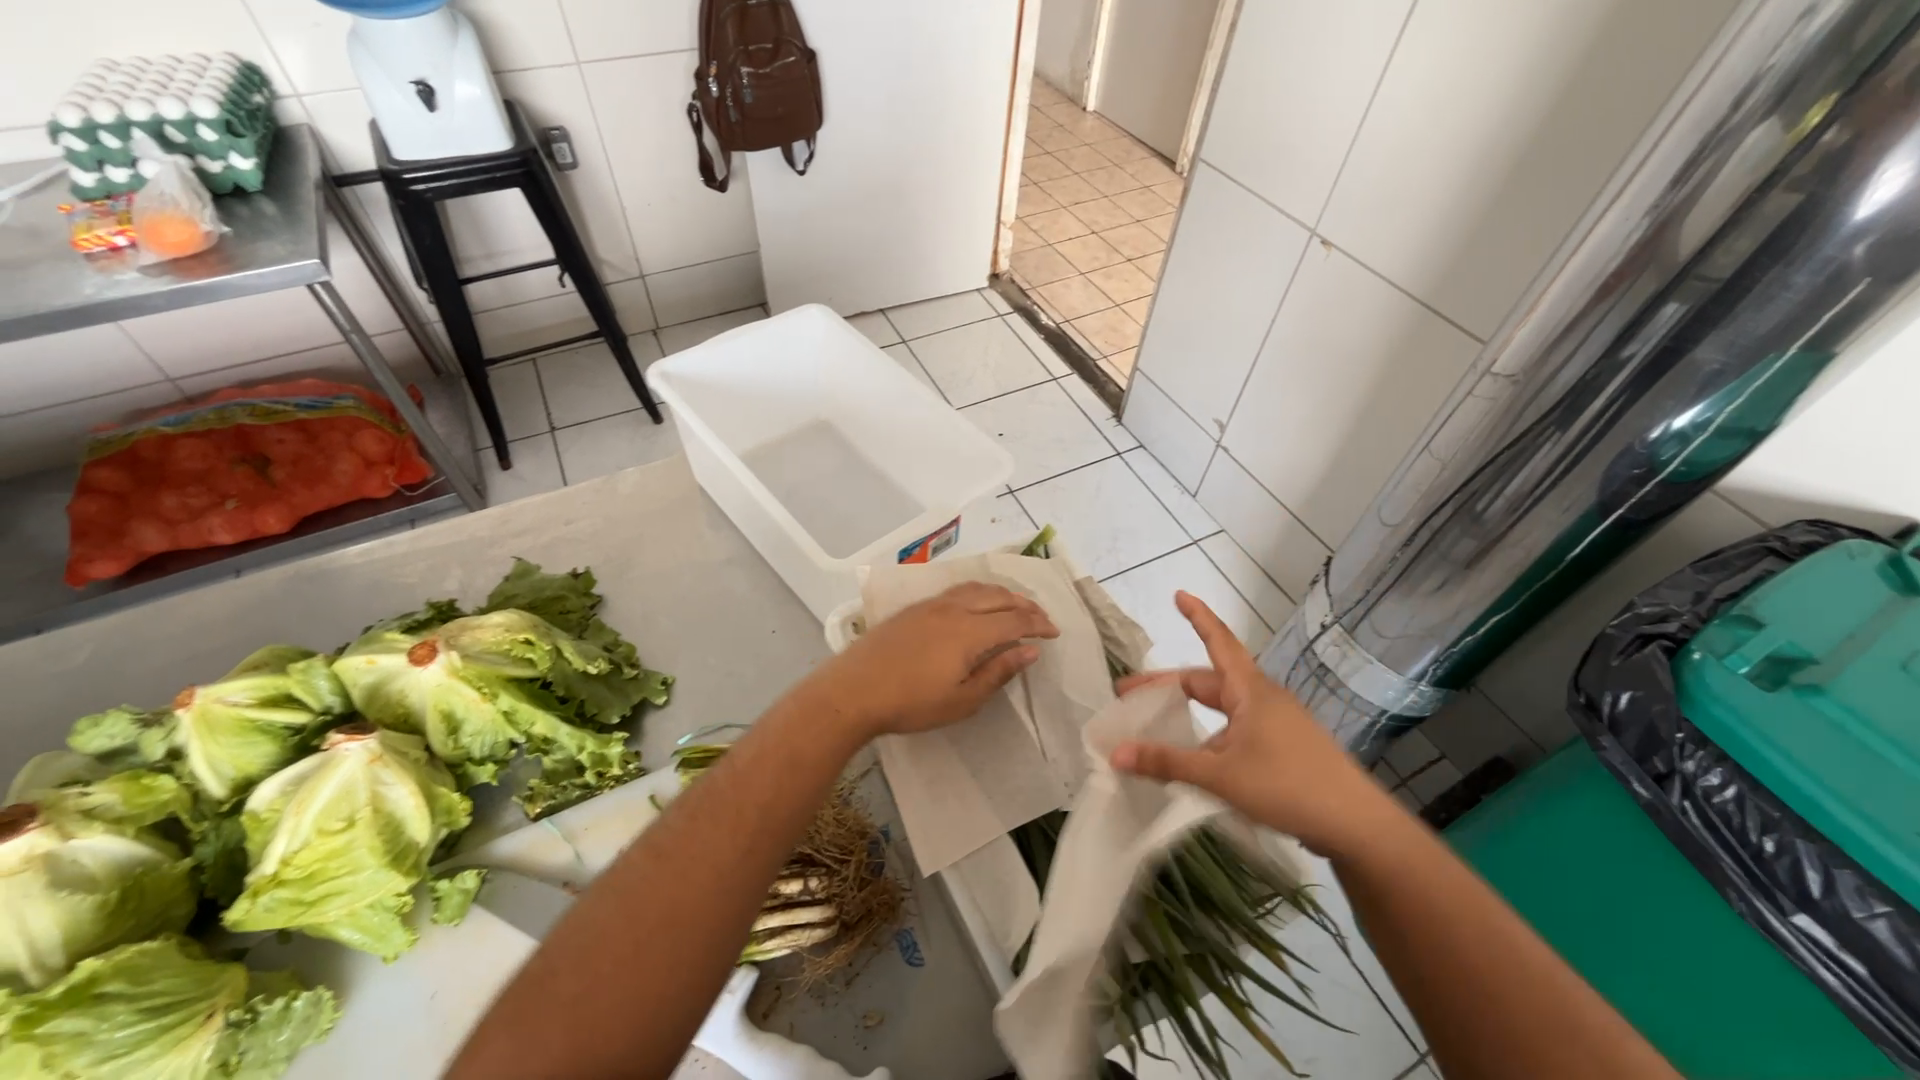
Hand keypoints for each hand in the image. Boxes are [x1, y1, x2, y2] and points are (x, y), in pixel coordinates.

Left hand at [805, 582, 1058, 740]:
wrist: (853, 690)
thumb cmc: (910, 703)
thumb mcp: (962, 700)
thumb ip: (998, 672)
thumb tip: (1030, 651)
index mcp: (970, 631)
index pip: (1015, 619)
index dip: (1039, 624)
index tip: (1055, 633)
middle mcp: (954, 609)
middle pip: (998, 596)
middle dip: (1024, 604)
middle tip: (1040, 617)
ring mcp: (931, 605)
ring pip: (975, 588)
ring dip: (1001, 593)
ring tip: (1013, 604)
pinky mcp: (913, 609)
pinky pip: (956, 591)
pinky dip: (978, 592)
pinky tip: (976, 604)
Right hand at [1108, 591, 1397, 857]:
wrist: (1354, 824)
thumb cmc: (1287, 786)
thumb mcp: (1220, 775)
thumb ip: (1167, 762)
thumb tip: (1116, 752)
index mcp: (1250, 691)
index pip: (1218, 641)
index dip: (1198, 617)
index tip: (1179, 594)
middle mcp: (1263, 699)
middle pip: (1209, 681)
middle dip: (1169, 686)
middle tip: (1131, 697)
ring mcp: (1277, 724)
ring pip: (1223, 710)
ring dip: (1189, 715)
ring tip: (1157, 731)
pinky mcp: (1285, 749)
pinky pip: (1237, 731)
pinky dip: (1210, 737)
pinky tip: (1197, 762)